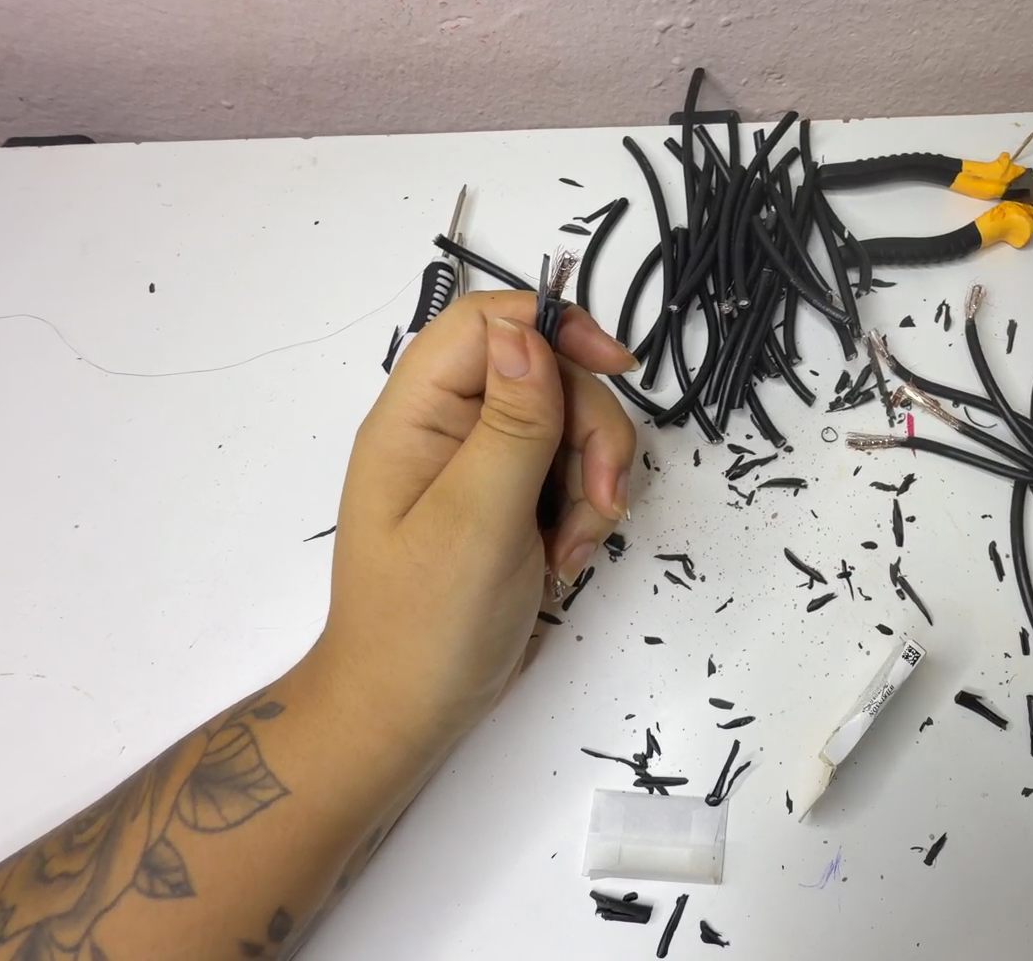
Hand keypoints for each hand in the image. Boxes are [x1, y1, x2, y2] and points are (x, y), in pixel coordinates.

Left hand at [318, 292, 637, 746]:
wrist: (414, 709)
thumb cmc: (428, 621)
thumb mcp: (478, 519)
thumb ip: (511, 423)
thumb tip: (525, 331)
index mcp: (419, 414)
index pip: (488, 324)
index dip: (556, 327)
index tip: (618, 367)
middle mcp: (453, 425)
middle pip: (550, 376)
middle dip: (591, 435)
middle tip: (601, 501)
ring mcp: (489, 462)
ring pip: (574, 426)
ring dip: (595, 482)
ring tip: (576, 546)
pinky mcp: (517, 496)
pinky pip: (575, 471)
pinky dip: (588, 510)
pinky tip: (571, 556)